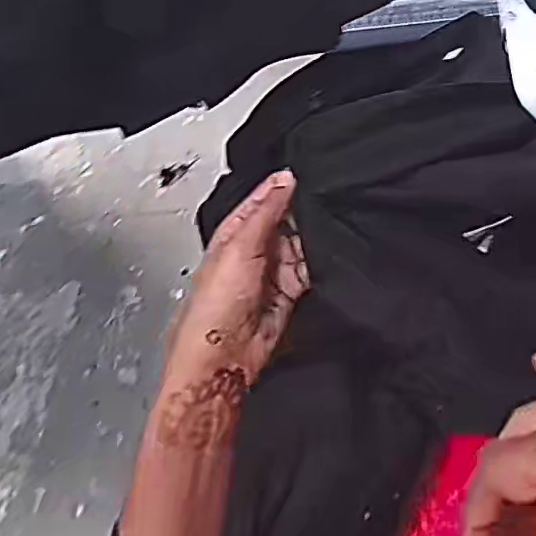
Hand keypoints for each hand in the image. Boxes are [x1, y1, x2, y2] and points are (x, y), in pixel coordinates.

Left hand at [164, 169, 308, 383]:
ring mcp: (273, 270)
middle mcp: (254, 249)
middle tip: (320, 204)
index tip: (304, 175)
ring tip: (322, 232)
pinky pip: (311, 268)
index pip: (263, 199)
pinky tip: (323, 257)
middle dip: (303, 212)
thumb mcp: (239, 247)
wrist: (222, 360)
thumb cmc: (211, 312)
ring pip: (302, 243)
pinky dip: (319, 263)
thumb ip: (266, 211)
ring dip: (312, 239)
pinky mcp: (289, 290)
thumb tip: (285, 179)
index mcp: (234, 232)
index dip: (282, 186)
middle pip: (287, 219)